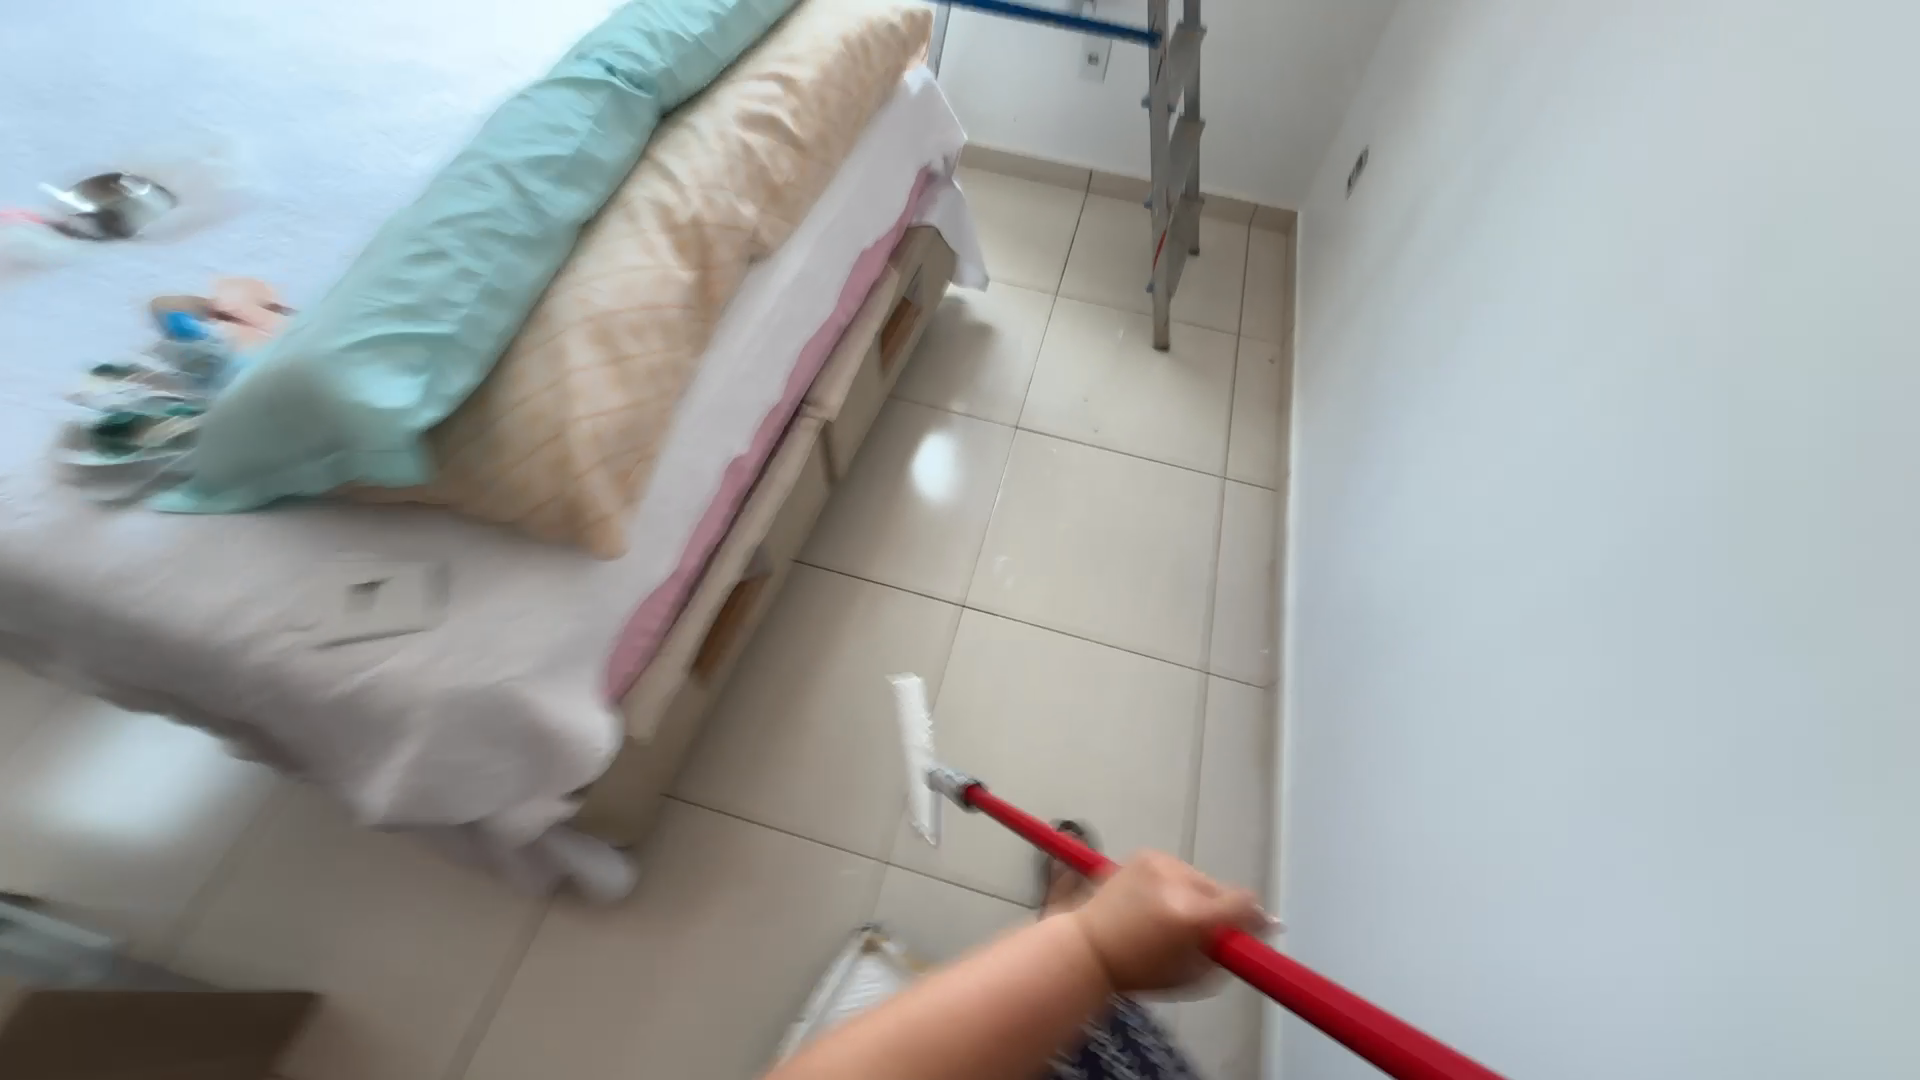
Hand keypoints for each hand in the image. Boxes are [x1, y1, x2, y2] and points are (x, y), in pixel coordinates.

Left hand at [1067, 851, 1266, 993]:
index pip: (1245, 903)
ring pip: (1199, 878)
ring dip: (1197, 895)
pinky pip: (1177, 869)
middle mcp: (1178, 881)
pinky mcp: (1146, 853)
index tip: (1257, 928)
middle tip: (1203, 930)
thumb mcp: (1193, 975)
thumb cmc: (1141, 969)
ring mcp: (1160, 862)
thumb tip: (1254, 933)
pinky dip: (1176, 883)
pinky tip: (1156, 900)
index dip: (1255, 917)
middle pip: (1222, 889)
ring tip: (1173, 916)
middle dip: (1220, 909)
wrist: (1090, 942)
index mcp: (1191, 915)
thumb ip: (1227, 952)